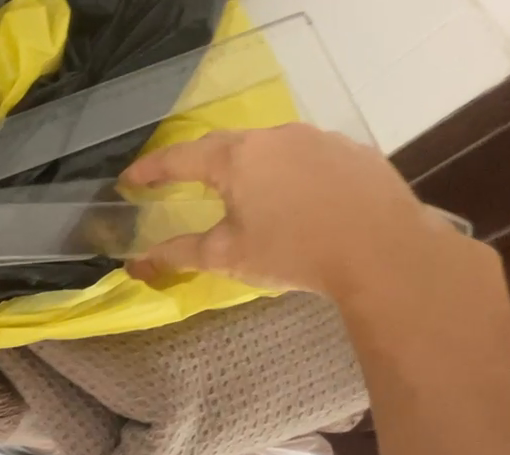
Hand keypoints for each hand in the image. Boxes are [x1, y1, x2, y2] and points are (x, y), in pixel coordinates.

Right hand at [121, 124, 459, 301]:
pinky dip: (276, 171)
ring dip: (238, 165)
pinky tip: (278, 197)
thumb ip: (176, 254)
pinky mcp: (351, 152)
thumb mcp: (222, 257)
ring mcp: (320, 140)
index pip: (180, 157)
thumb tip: (138, 263)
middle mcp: (277, 138)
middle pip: (223, 144)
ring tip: (227, 189)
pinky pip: (299, 155)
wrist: (382, 250)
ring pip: (264, 147)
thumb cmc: (290, 251)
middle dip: (192, 162)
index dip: (149, 169)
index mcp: (239, 158)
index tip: (127, 181)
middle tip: (171, 182)